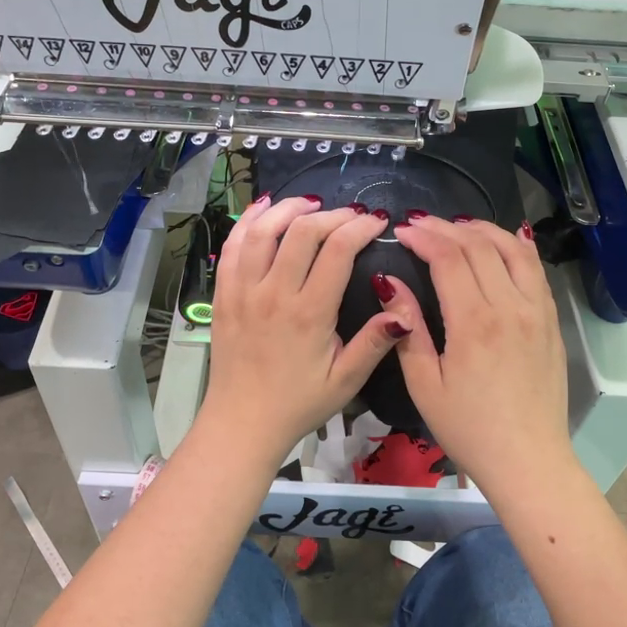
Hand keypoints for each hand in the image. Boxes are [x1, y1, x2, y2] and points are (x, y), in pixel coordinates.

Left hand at [197, 194, 406, 459]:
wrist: (242, 422)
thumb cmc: (298, 403)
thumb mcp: (346, 381)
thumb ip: (374, 343)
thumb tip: (402, 311)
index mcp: (309, 313)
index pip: (338, 250)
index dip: (360, 227)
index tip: (376, 221)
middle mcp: (274, 294)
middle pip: (302, 231)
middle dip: (332, 214)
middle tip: (350, 216)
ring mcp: (244, 291)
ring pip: (263, 231)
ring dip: (288, 209)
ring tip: (310, 204)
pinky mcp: (224, 295)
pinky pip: (232, 248)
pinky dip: (248, 222)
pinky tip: (263, 210)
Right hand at [381, 216, 573, 490]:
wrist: (528, 459)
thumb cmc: (469, 428)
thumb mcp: (424, 385)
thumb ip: (408, 329)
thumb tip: (388, 283)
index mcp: (474, 322)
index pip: (448, 258)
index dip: (424, 237)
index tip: (403, 230)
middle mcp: (509, 306)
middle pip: (479, 246)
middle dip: (446, 228)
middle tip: (421, 225)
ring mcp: (537, 311)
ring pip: (512, 249)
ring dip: (483, 230)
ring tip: (458, 227)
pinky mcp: (551, 321)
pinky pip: (536, 270)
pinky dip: (517, 247)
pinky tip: (503, 241)